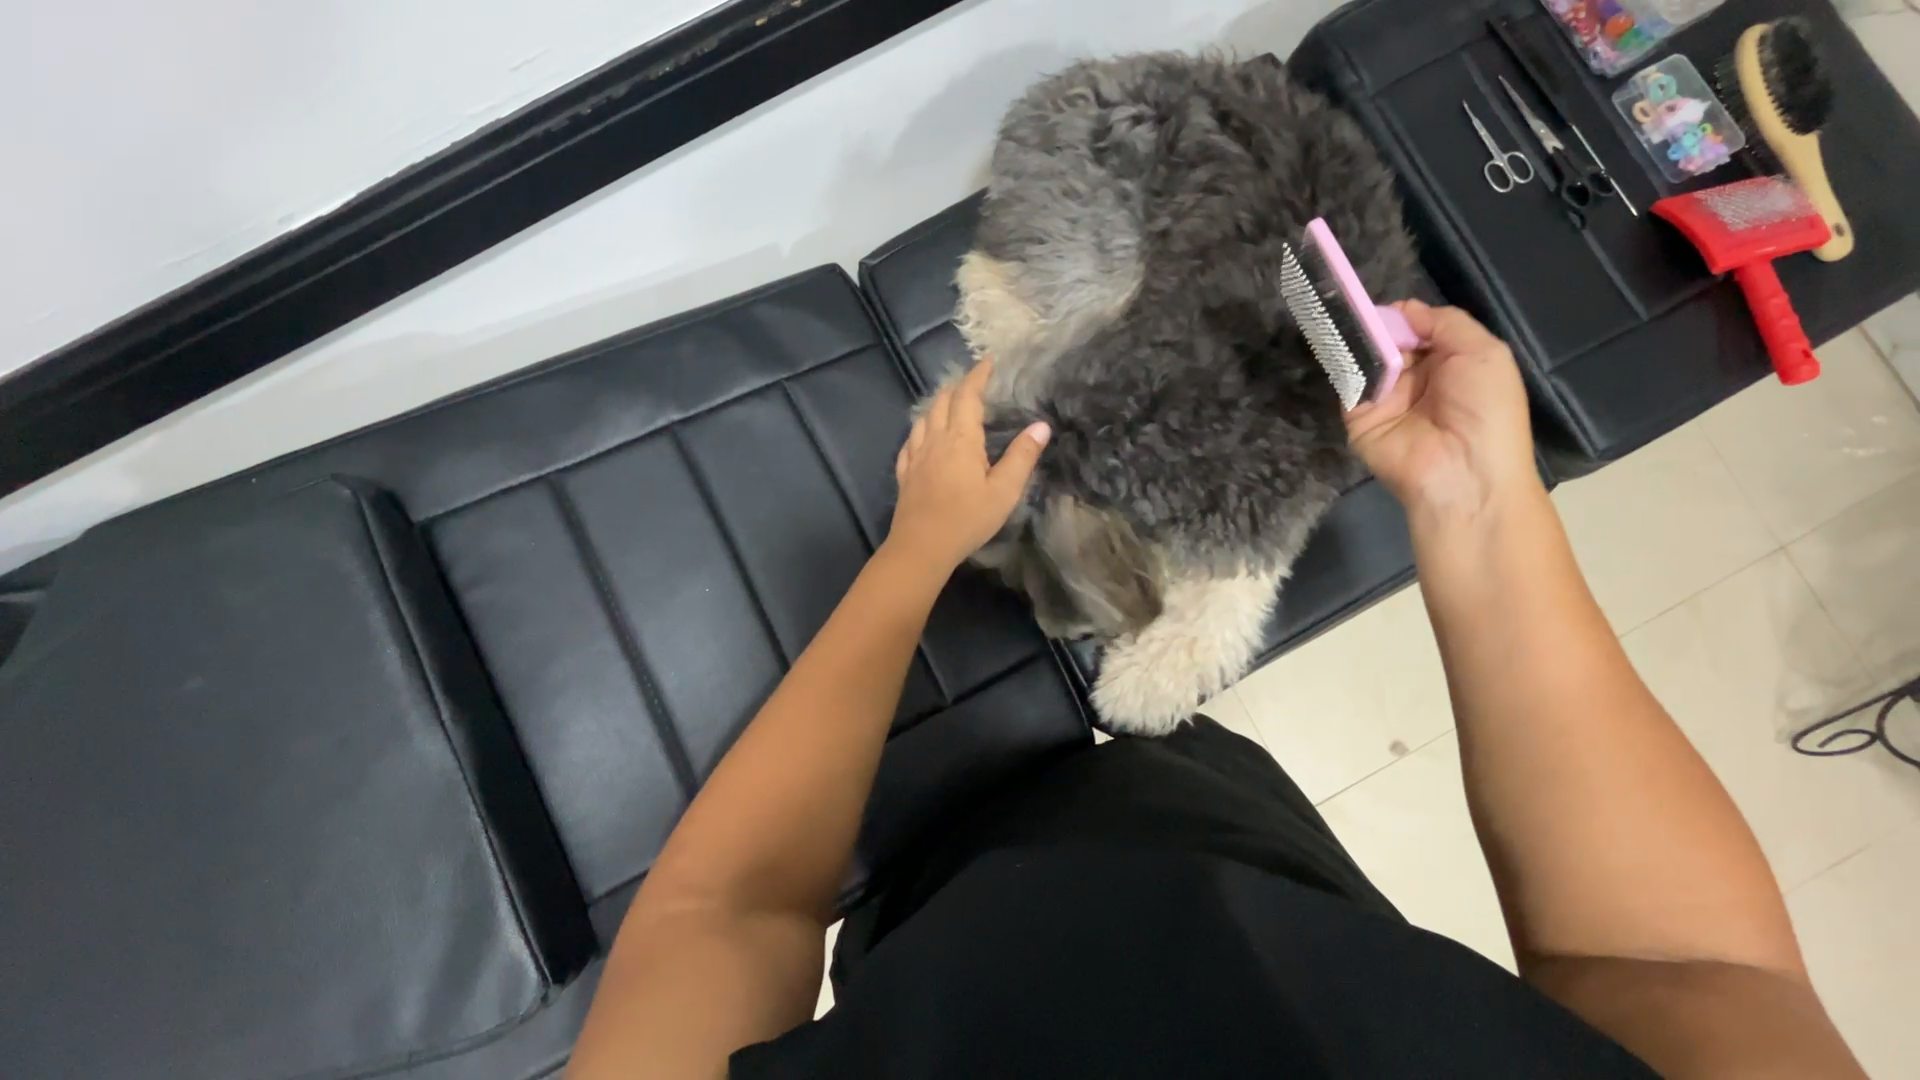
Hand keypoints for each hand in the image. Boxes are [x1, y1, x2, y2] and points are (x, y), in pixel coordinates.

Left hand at [886, 359, 1049, 573]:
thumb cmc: (967, 519)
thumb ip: (1022, 457)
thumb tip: (1041, 426)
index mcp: (961, 439)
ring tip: (949, 403)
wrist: (921, 546)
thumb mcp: (1004, 491)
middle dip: (958, 386)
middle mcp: (935, 440)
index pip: (968, 396)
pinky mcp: (905, 473)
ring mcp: (915, 456)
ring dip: (938, 404)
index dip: (978, 376)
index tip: (988, 362)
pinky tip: (923, 437)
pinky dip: (921, 429)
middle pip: (942, 402)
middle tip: (973, 382)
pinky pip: (910, 441)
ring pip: (924, 418)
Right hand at [1346, 300, 1540, 525]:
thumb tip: (1403, 308)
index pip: (1419, 331)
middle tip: (1361, 313)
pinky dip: (1343, 368)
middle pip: (1389, 343)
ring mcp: (1384, 399)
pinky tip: (1341, 351)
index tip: (1389, 308)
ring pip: (1365, 361)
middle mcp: (1415, 380)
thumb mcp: (1483, 352)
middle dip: (1378, 327)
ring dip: (1357, 343)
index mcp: (1449, 363)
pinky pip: (1348, 386)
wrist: (1462, 470)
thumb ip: (1445, 322)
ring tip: (1346, 324)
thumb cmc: (1485, 408)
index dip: (1405, 317)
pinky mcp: (1358, 418)